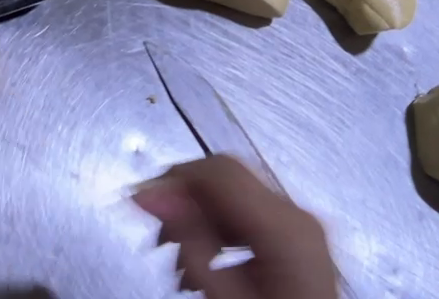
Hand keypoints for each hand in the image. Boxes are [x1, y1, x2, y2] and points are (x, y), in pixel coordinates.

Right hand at [132, 155, 340, 298]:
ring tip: (177, 265)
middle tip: (156, 240)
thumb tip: (150, 194)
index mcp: (285, 226)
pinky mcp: (294, 241)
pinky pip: (246, 217)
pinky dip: (217, 232)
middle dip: (183, 200)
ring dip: (196, 218)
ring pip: (232, 196)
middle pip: (225, 180)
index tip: (139, 202)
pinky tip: (203, 265)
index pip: (219, 172)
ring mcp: (299, 227)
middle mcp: (296, 215)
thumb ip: (190, 244)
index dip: (174, 178)